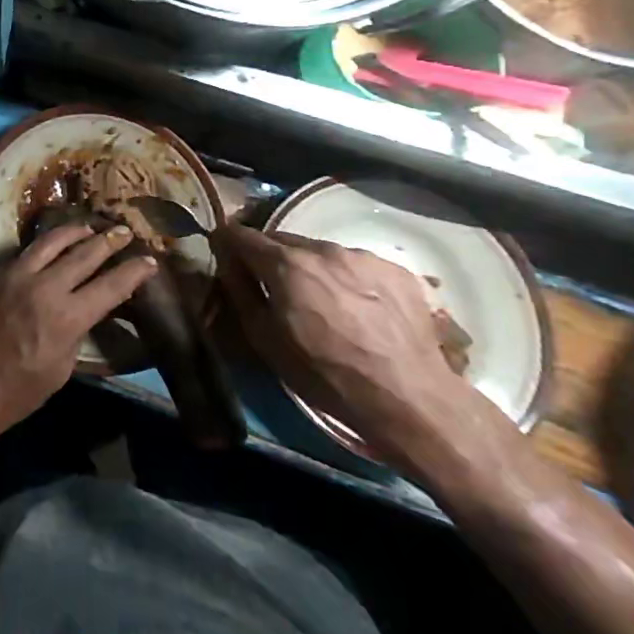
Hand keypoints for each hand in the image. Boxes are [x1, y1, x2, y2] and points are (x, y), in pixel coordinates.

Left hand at [0, 225, 157, 435]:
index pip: (111, 285)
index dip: (134, 272)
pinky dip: (44, 245)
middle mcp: (43, 286)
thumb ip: (78, 331)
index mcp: (66, 316)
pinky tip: (51, 244)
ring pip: (51, 241)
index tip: (149, 261)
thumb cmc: (18, 390)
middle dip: (109, 242)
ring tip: (89, 227)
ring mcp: (14, 274)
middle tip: (124, 232)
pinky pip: (24, 251)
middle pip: (84, 254)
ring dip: (75, 232)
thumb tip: (90, 309)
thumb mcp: (62, 367)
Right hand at [214, 225, 483, 459]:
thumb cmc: (326, 374)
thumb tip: (226, 262)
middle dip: (268, 256)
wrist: (410, 399)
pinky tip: (355, 308)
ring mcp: (363, 256)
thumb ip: (239, 291)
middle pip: (281, 239)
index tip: (222, 254)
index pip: (241, 234)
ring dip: (308, 267)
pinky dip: (344, 278)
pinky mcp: (396, 269)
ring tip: (318, 300)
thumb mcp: (265, 339)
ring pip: (319, 251)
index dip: (226, 242)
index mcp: (287, 265)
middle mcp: (324, 249)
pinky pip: (355, 264)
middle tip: (270, 284)